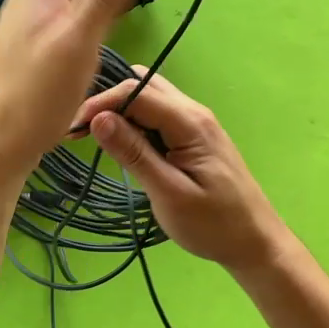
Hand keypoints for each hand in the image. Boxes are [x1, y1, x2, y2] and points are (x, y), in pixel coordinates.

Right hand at [76, 69, 290, 271]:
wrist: (256, 243)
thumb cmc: (214, 224)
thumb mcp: (169, 193)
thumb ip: (134, 154)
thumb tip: (98, 119)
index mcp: (189, 122)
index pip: (136, 92)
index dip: (100, 103)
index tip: (72, 128)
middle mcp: (193, 112)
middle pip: (142, 84)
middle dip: (108, 100)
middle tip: (80, 130)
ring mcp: (195, 122)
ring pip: (149, 96)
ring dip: (120, 110)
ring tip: (95, 136)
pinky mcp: (193, 136)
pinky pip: (158, 114)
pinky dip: (134, 121)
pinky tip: (122, 144)